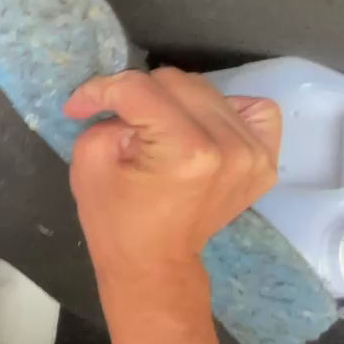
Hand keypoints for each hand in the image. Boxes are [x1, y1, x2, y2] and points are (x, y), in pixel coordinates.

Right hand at [63, 68, 281, 287]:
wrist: (153, 262)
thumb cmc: (113, 220)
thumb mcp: (89, 163)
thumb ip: (105, 119)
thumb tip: (122, 104)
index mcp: (185, 150)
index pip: (138, 90)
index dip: (99, 91)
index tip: (77, 107)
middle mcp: (229, 146)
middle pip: (174, 82)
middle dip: (133, 94)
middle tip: (112, 118)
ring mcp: (254, 153)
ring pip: (205, 90)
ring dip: (170, 101)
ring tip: (152, 126)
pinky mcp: (266, 159)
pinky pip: (253, 110)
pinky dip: (221, 108)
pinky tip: (198, 125)